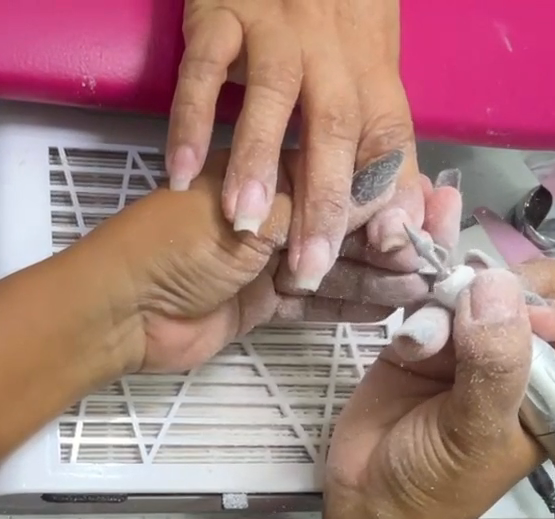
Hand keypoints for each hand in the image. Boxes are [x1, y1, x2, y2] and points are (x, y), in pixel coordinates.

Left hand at [87, 156, 437, 374]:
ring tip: (421, 290)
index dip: (379, 200)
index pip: (337, 178)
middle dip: (386, 243)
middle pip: (341, 226)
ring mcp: (263, 264)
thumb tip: (366, 207)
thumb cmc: (175, 245)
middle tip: (432, 260)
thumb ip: (305, 208)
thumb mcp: (245, 212)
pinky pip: (308, 307)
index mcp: (264, 173)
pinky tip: (383, 310)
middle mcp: (269, 214)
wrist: (122, 309)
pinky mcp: (256, 307)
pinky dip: (342, 308)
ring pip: (330, 269)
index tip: (422, 218)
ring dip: (373, 279)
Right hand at [165, 0, 415, 296]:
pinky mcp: (219, 13)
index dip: (388, 193)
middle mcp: (330, 44)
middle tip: (307, 268)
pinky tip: (182, 172)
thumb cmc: (313, 14)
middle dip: (322, 202)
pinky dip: (192, 121)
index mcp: (368, 63)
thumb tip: (399, 219)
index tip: (384, 252)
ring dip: (258, 160)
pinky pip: (203, 69)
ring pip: (274, 93)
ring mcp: (274, 25)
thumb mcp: (357, 65)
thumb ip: (373, 140)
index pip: (388, 133)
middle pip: (335, 125)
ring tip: (243, 222)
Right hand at [322, 260, 554, 518]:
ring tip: (423, 343)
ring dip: (449, 303)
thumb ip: (494, 363)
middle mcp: (518, 355)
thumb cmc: (438, 482)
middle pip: (534, 287)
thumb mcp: (478, 431)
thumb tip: (493, 286)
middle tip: (465, 328)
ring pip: (476, 287)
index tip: (524, 328)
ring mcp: (466, 345)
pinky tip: (405, 345)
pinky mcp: (420, 342)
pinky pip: (427, 302)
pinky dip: (417, 312)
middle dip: (499, 294)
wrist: (369, 503)